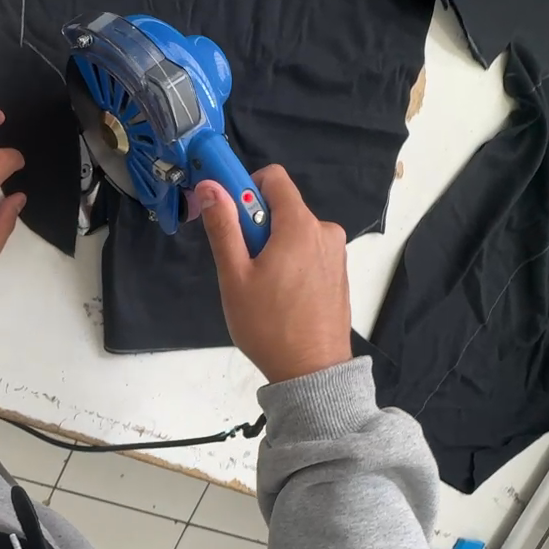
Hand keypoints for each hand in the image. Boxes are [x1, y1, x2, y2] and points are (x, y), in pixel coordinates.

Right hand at [196, 165, 351, 383]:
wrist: (311, 370)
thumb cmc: (267, 324)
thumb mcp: (234, 276)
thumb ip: (223, 228)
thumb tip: (209, 187)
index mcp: (299, 225)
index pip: (272, 178)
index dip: (243, 187)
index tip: (226, 214)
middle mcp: (324, 230)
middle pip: (281, 209)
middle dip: (256, 228)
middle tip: (240, 268)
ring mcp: (335, 253)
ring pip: (293, 234)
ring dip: (272, 249)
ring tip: (260, 289)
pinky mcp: (338, 273)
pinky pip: (307, 253)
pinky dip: (289, 264)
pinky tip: (280, 298)